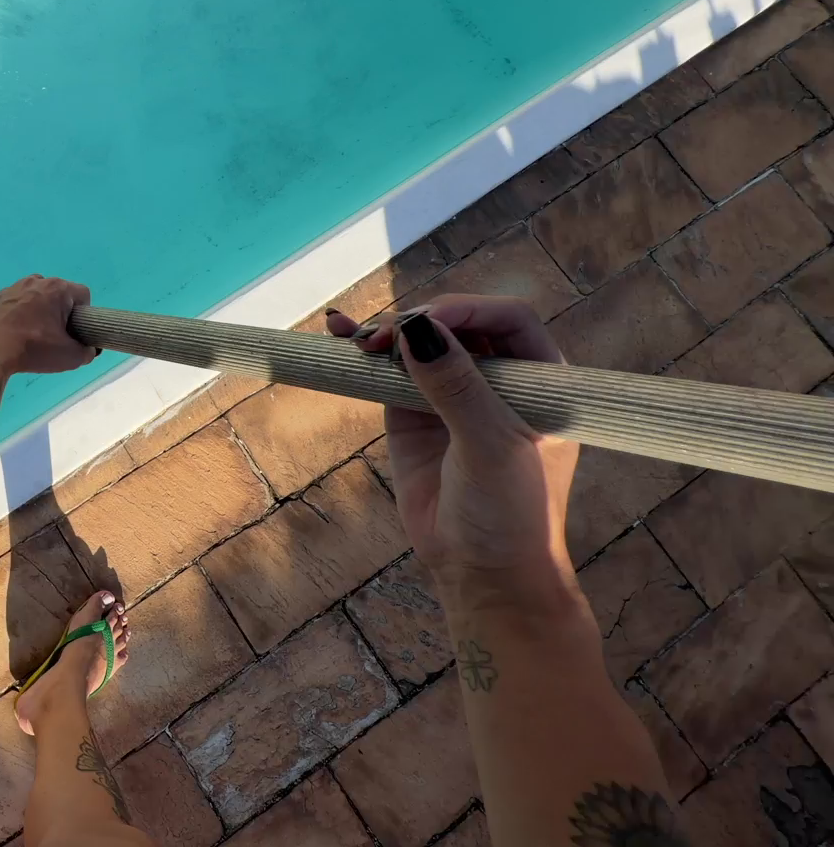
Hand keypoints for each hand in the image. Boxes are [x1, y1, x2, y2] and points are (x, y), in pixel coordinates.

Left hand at [0, 275, 96, 376]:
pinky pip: (14, 304)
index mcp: (57, 288)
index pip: (83, 295)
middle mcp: (35, 281)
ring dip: (37, 313)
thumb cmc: (32, 348)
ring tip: (31, 336)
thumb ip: (86, 352)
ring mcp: (11, 287)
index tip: (75, 332)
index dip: (83, 315)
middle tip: (54, 336)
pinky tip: (11, 334)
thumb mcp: (70, 357)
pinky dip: (17, 315)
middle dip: (60, 313)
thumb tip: (87, 349)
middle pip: (58, 294)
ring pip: (34, 297)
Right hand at [326, 295, 580, 611]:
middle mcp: (495, 381)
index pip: (506, 320)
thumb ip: (456, 386)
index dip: (463, 310)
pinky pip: (386, 372)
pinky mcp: (409, 414)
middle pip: (453, 324)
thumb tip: (415, 327)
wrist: (481, 570)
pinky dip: (363, 355)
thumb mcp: (490, 446)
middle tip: (378, 340)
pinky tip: (340, 336)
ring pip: (415, 344)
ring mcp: (448, 396)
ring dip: (381, 332)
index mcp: (539, 382)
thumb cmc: (510, 513)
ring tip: (350, 335)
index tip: (420, 322)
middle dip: (413, 322)